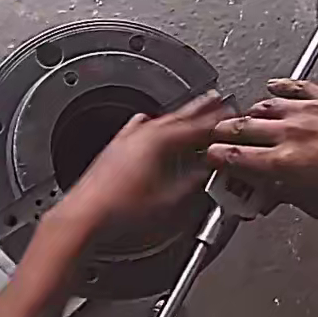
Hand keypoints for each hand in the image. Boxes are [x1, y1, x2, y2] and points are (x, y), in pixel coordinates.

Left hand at [47, 92, 227, 237]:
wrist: (84, 215)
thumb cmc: (120, 210)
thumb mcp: (170, 199)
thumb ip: (194, 181)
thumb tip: (208, 171)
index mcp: (160, 141)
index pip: (198, 127)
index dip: (219, 122)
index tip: (233, 116)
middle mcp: (143, 133)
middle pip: (180, 116)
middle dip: (203, 109)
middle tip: (220, 101)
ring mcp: (127, 138)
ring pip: (162, 119)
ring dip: (182, 114)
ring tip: (196, 108)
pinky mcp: (116, 147)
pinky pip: (144, 127)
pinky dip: (157, 124)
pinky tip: (152, 125)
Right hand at [205, 79, 317, 219]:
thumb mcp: (317, 205)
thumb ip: (285, 196)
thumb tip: (270, 193)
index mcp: (284, 164)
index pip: (233, 156)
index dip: (216, 157)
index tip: (212, 157)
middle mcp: (292, 133)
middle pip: (241, 127)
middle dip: (224, 133)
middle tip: (219, 137)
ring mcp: (310, 111)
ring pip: (264, 105)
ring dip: (251, 114)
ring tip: (247, 119)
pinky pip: (294, 86)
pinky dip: (279, 88)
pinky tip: (273, 89)